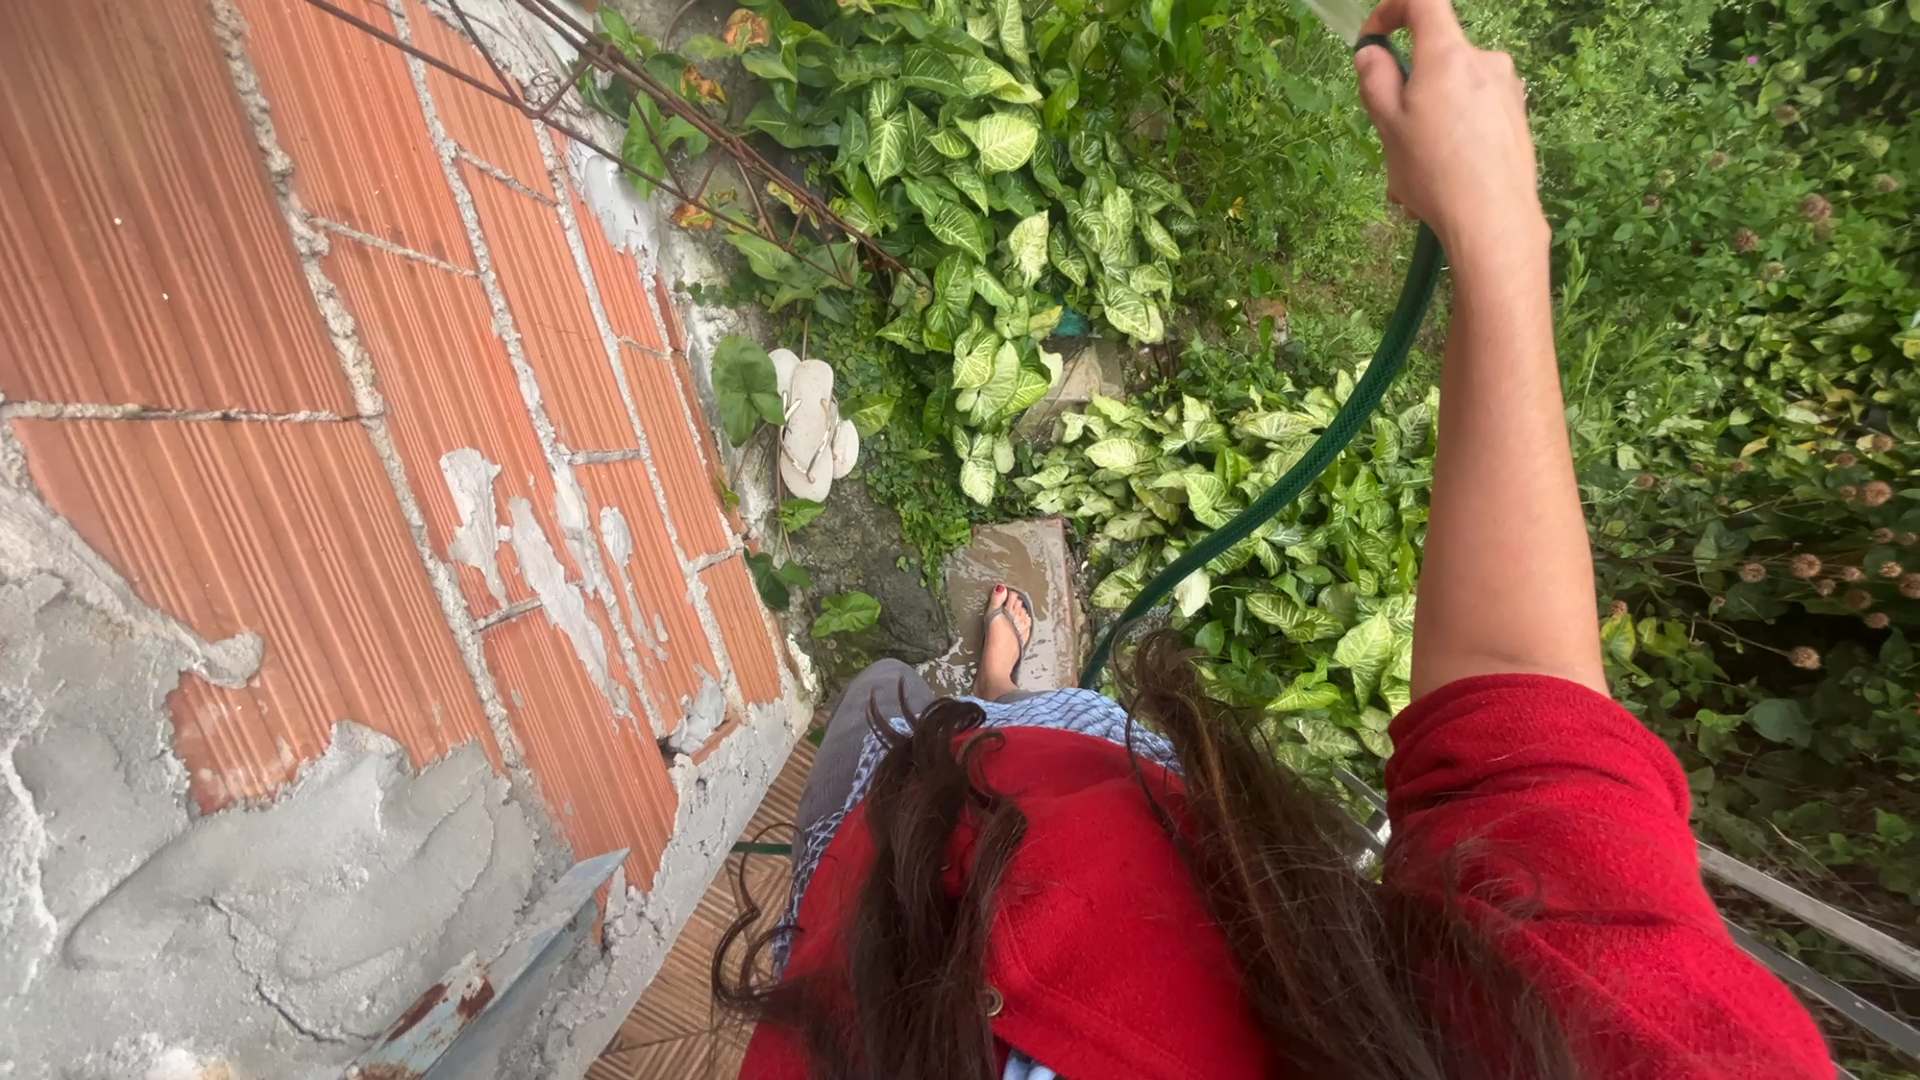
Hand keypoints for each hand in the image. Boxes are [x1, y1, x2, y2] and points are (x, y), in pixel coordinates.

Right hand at [1353, 0, 1545, 263]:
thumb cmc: (1433, 172)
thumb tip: (1370, 53)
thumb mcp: (1390, 129)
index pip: (1423, 1)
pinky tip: (1440, 177)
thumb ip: (1377, 84)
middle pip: (1435, 57)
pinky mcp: (1515, 112)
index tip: (1371, 40)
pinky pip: (1470, 114)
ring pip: (1450, 92)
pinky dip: (1448, 136)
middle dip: (1406, 92)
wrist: (1492, 215)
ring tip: (1414, 173)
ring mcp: (1505, 85)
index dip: (1391, 10)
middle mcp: (1483, 59)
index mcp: (1447, 56)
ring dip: (1425, 123)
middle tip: (1391, 140)